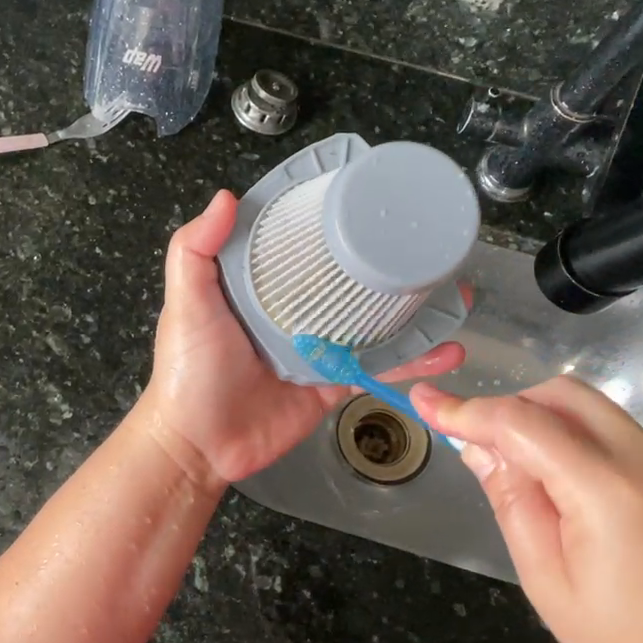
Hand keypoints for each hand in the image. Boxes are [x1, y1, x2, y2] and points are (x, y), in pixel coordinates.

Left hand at [139, 190, 465, 486]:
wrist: (200, 446)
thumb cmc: (189, 371)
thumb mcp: (187, 305)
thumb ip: (194, 251)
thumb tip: (227, 196)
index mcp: (259, 285)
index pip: (300, 244)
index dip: (332, 221)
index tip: (373, 199)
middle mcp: (292, 310)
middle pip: (347, 280)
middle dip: (389, 264)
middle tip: (434, 248)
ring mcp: (316, 347)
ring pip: (373, 322)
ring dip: (414, 311)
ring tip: (455, 295)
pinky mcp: (332, 383)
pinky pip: (377, 367)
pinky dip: (411, 362)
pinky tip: (446, 351)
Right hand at [410, 377, 642, 642]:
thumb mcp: (553, 589)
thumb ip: (516, 508)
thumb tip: (483, 452)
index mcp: (609, 491)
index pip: (521, 423)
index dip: (464, 408)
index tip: (422, 400)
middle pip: (565, 395)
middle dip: (509, 404)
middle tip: (476, 444)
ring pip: (598, 413)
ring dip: (546, 423)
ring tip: (522, 478)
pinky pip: (626, 441)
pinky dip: (582, 444)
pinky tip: (574, 499)